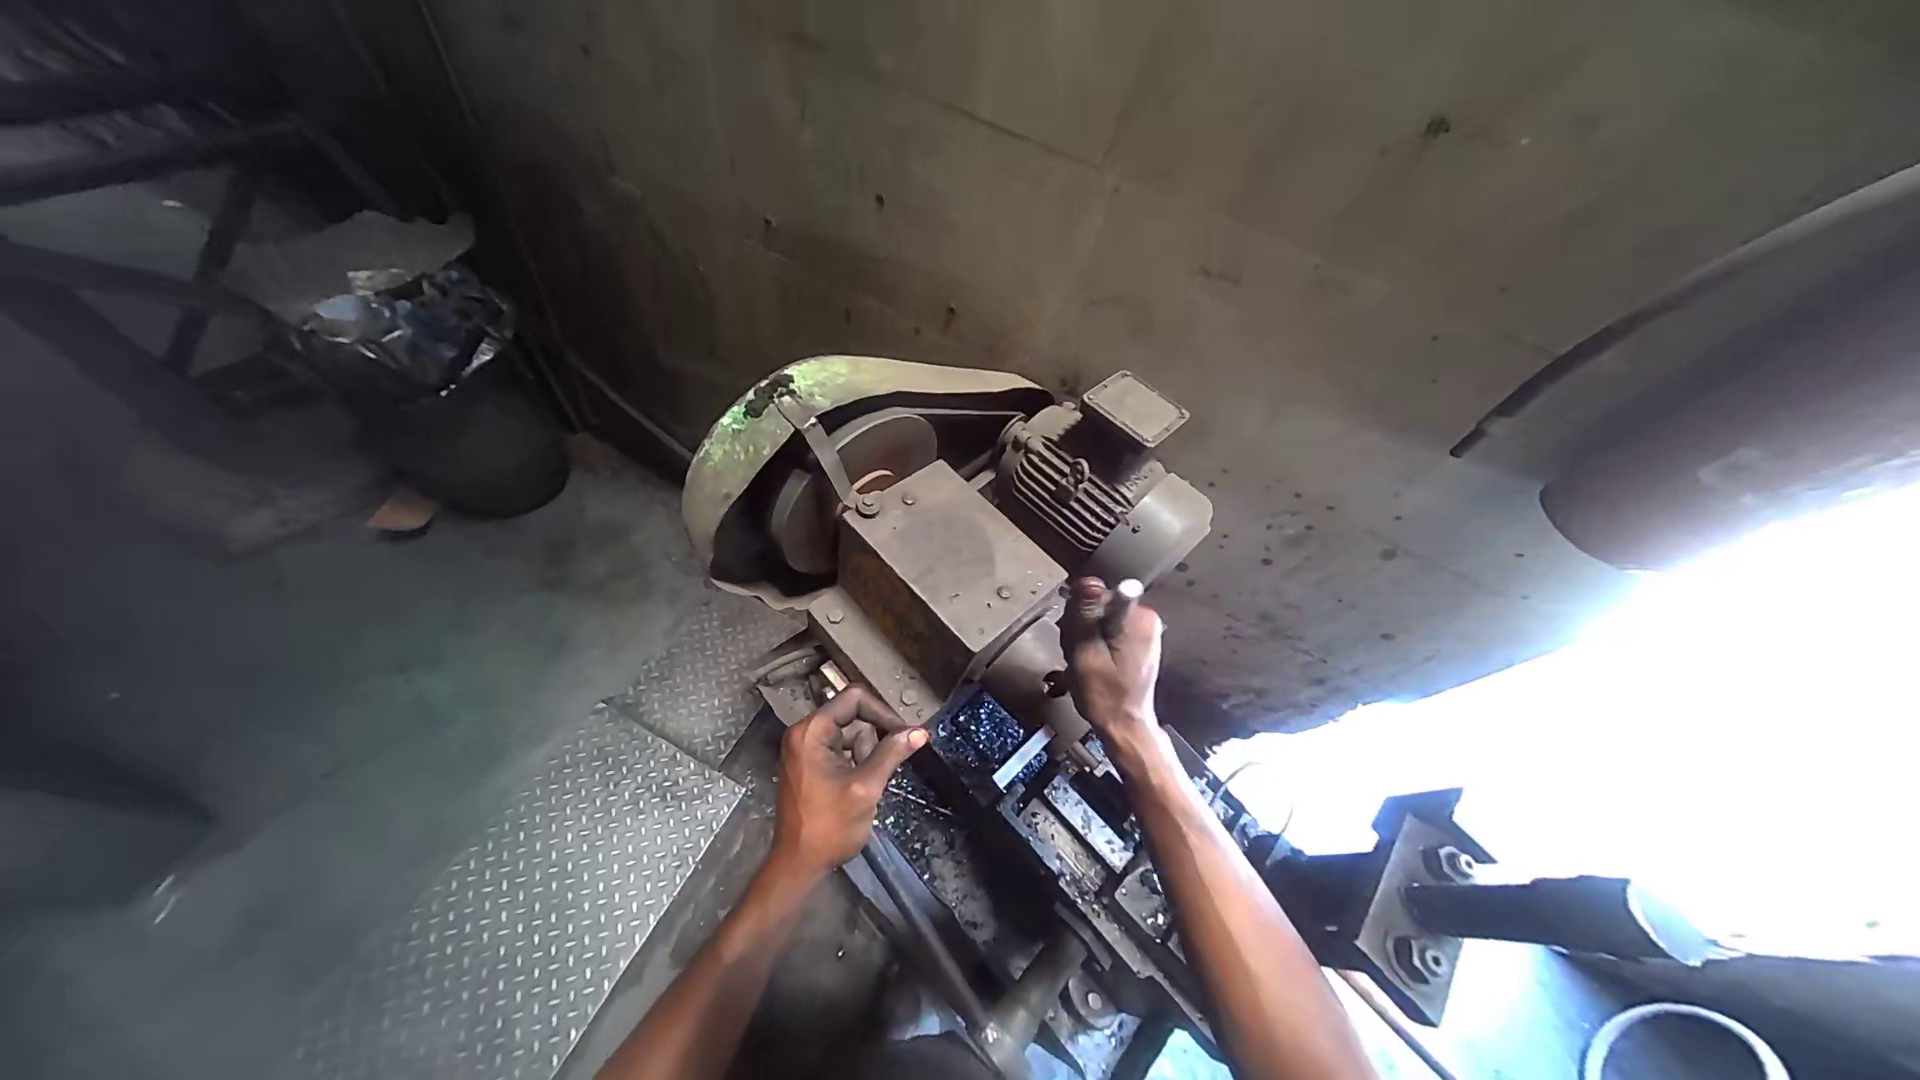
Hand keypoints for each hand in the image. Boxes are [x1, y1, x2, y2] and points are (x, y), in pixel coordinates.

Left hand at [771, 685, 927, 878]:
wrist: (798, 864)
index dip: (884, 712)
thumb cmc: (829, 826)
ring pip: (849, 731)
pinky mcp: (808, 762)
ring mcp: (803, 747)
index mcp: (811, 731)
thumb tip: (919, 732)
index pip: (855, 699)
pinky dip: (855, 759)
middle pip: (852, 713)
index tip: (904, 734)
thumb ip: (892, 753)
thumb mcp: (866, 787)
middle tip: (891, 759)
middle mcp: (804, 732)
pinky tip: (860, 783)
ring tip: (869, 780)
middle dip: (875, 735)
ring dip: (866, 750)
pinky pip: (840, 746)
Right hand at [1063, 576, 1166, 766]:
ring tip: (1084, 660)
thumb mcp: (1086, 654)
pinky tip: (1090, 660)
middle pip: (1096, 604)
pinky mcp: (1134, 636)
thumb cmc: (1105, 696)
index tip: (1078, 638)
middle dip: (1079, 627)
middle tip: (1078, 653)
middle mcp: (1144, 617)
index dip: (1079, 616)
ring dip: (1082, 636)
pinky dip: (1091, 642)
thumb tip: (1088, 581)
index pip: (1094, 595)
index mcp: (1138, 617)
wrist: (1123, 724)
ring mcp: (1141, 627)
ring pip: (1096, 616)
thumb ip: (1086, 616)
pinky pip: (1103, 626)